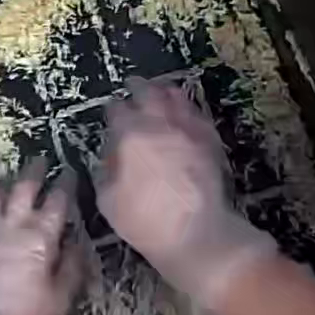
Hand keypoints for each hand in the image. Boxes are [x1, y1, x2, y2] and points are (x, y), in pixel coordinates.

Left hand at [0, 160, 82, 314]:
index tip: (70, 173)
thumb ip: (73, 266)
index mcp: (42, 235)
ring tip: (10, 180)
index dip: (66, 183)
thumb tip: (77, 242)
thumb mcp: (62, 297)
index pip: (58, 199)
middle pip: (25, 187)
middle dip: (35, 170)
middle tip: (41, 160)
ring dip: (4, 185)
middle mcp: (14, 225)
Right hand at [98, 79, 273, 311]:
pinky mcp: (208, 137)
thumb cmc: (145, 221)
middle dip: (138, 86)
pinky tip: (185, 110)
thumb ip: (107, 169)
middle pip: (148, 93)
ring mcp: (187, 128)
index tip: (112, 109)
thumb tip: (113, 153)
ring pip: (176, 97)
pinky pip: (196, 113)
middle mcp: (160, 124)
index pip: (118, 110)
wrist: (195, 231)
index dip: (113, 108)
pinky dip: (187, 107)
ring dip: (165, 90)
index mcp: (131, 136)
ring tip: (160, 89)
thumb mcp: (108, 200)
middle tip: (133, 83)